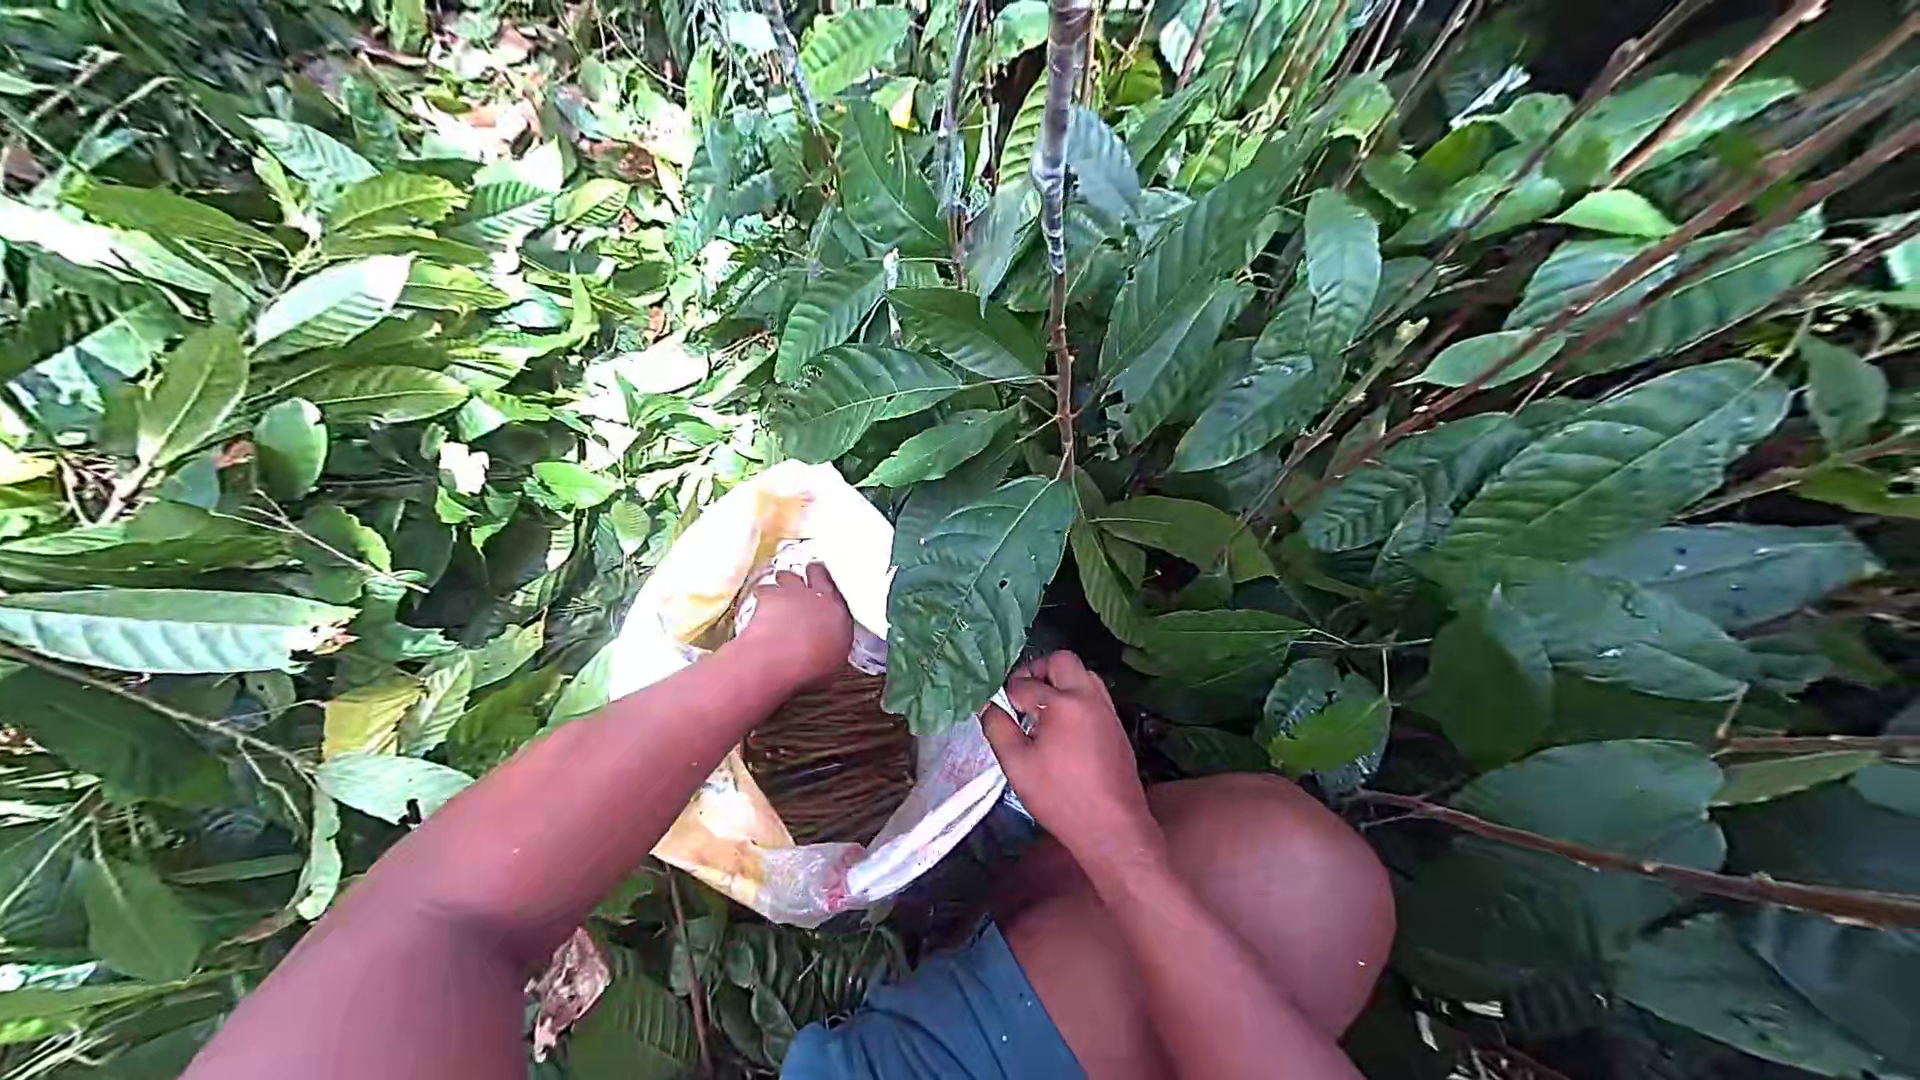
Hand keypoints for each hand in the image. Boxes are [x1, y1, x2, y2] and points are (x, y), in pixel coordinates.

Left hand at [734, 562, 852, 690]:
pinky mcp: (769, 595)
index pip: (841, 592)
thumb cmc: (811, 667)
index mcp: (840, 614)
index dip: (833, 588)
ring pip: (790, 575)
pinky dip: (762, 594)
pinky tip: (759, 601)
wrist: (780, 659)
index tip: (829, 587)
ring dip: (785, 580)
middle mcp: (820, 597)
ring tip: (781, 588)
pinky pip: (765, 588)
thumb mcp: (832, 661)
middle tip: (808, 574)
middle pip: (818, 572)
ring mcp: (794, 593)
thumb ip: (833, 646)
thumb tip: (830, 649)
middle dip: (812, 572)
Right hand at [982, 651, 1163, 871]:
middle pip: (1061, 660)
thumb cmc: (1060, 798)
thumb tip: (988, 706)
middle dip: (1037, 670)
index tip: (1000, 706)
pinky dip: (1077, 695)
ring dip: (1060, 680)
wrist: (1112, 828)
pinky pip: (1095, 693)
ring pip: (1083, 673)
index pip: (1026, 683)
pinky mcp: (1117, 725)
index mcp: (1062, 704)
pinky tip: (1064, 724)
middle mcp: (1088, 697)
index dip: (1007, 693)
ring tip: (1043, 707)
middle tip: (1022, 694)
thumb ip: (998, 728)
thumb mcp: (1017, 765)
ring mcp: (1107, 710)